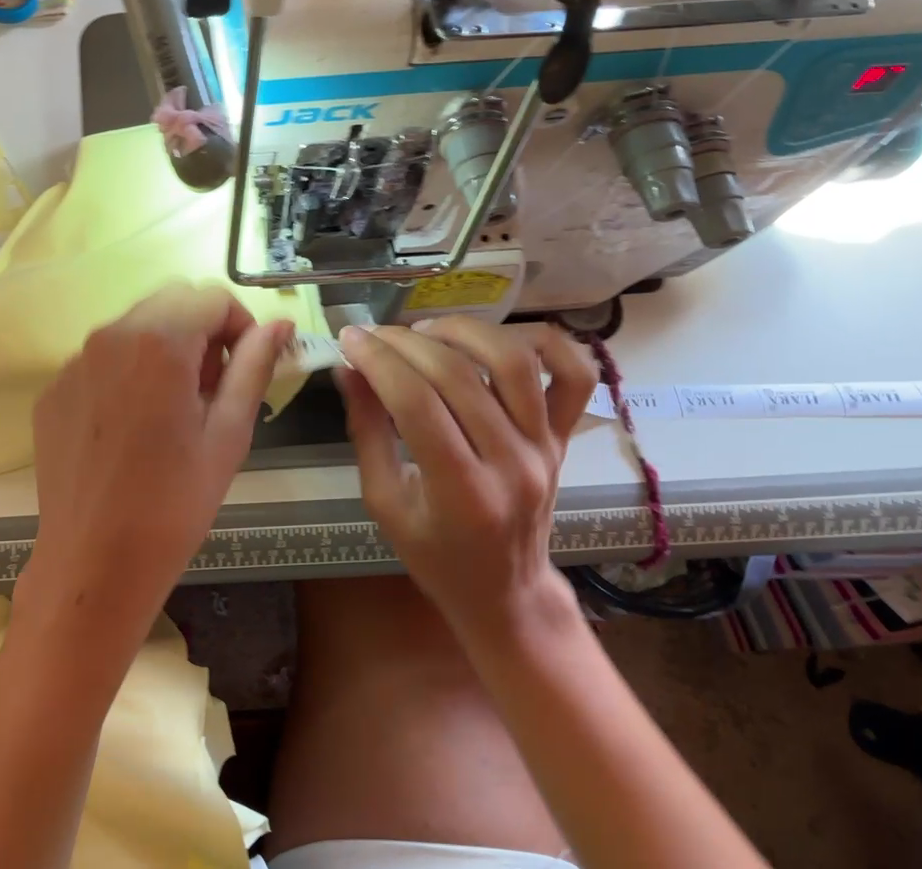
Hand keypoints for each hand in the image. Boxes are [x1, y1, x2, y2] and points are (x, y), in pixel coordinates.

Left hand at [19, 284, 292, 642]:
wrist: (93, 563)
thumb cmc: (174, 505)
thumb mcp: (228, 435)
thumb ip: (253, 367)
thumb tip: (278, 325)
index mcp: (157, 341)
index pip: (211, 297)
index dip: (239, 327)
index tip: (245, 370)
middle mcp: (107, 337)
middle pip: (168, 305)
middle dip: (201, 333)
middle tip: (213, 394)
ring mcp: (73, 365)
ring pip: (132, 331)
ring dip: (163, 353)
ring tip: (172, 417)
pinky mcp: (52, 393)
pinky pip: (99, 364)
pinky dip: (125, 378)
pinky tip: (131, 434)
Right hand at [335, 318, 596, 635]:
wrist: (505, 590)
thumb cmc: (434, 555)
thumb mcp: (384, 502)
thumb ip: (366, 432)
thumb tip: (348, 369)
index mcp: (461, 491)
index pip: (415, 402)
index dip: (377, 361)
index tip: (348, 338)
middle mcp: (511, 463)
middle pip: (457, 375)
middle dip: (405, 343)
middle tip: (373, 335)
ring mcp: (545, 446)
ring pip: (514, 361)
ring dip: (463, 331)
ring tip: (424, 331)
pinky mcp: (564, 436)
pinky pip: (573, 373)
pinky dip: (544, 341)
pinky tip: (496, 337)